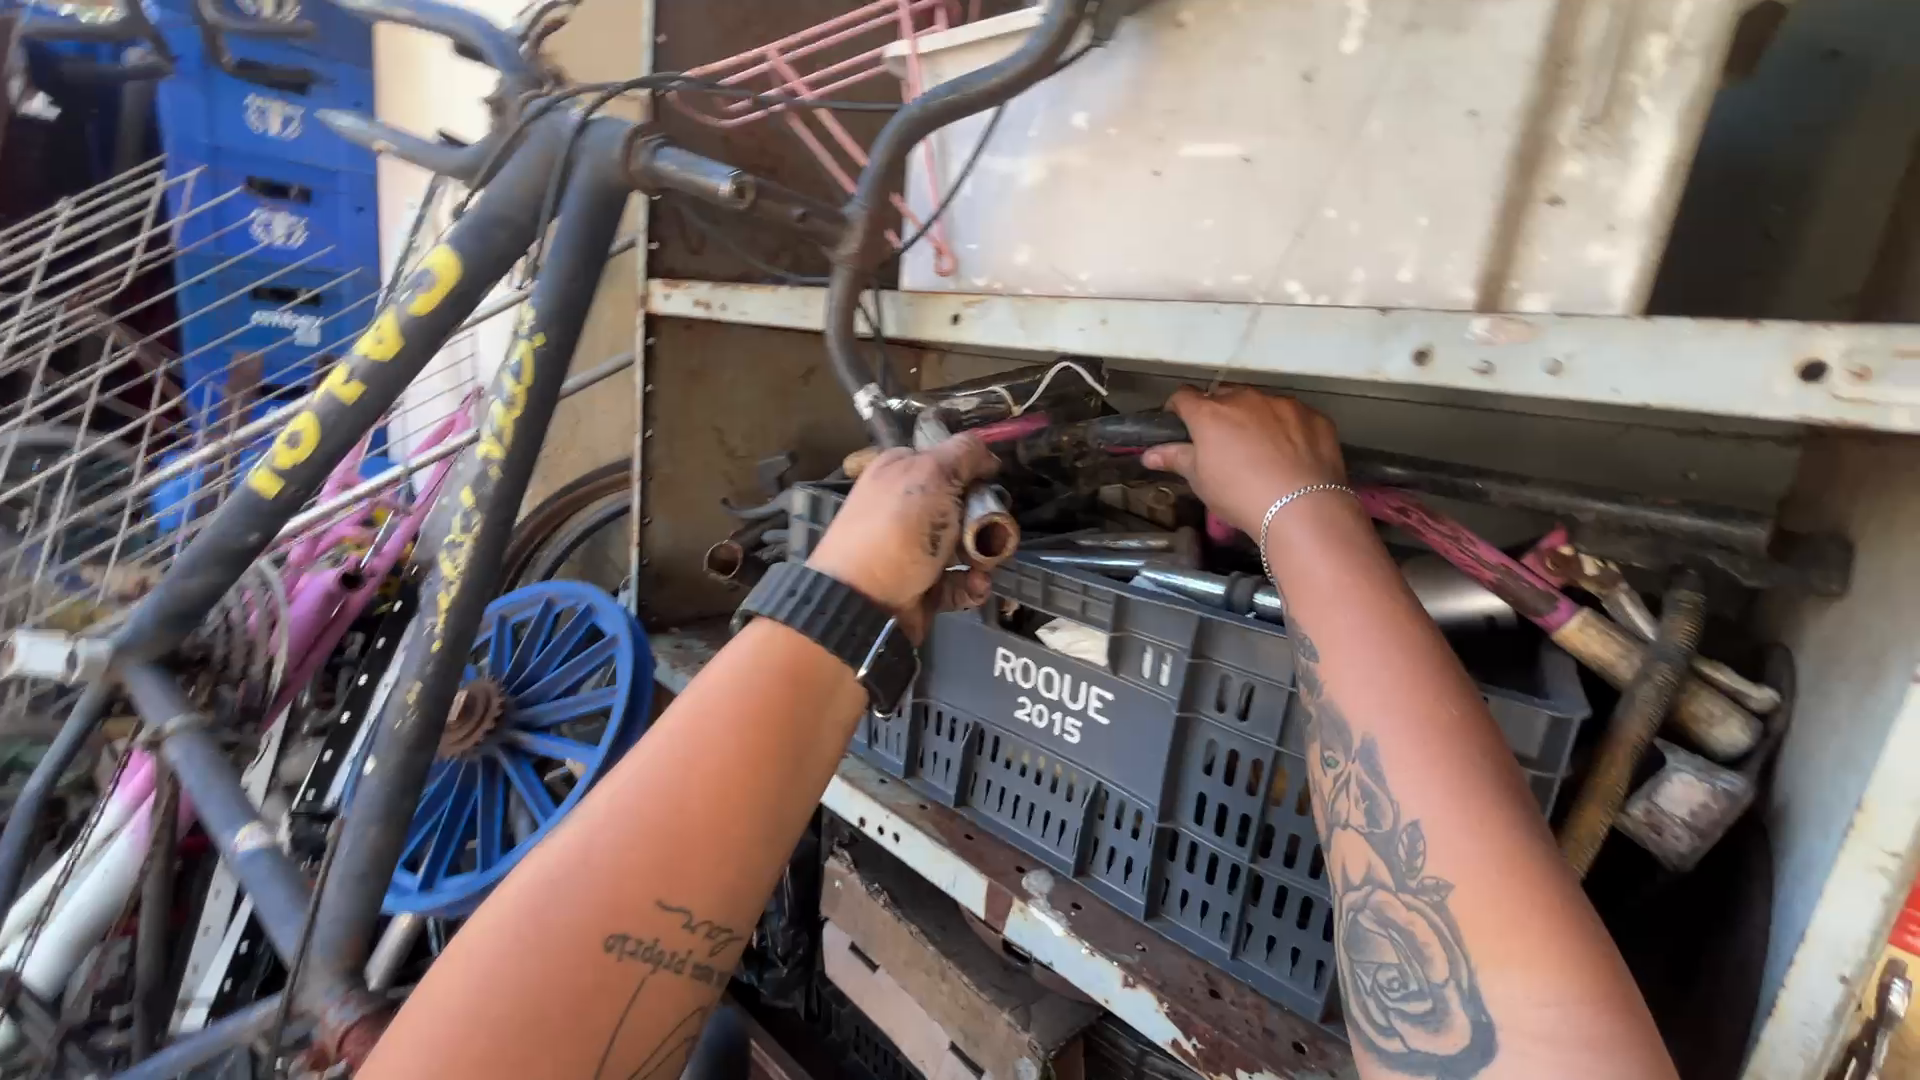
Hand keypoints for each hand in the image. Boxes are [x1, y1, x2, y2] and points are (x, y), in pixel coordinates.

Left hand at [807, 434, 1000, 641]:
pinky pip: (960, 581)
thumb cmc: (898, 529)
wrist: (863, 602)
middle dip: (986, 521)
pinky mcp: (924, 585)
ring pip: (968, 546)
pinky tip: (974, 584)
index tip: (991, 485)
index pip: (948, 461)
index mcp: (901, 471)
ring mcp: (915, 549)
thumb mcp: (932, 474)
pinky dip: (971, 584)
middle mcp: (907, 508)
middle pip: (964, 507)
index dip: (973, 472)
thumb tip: (988, 456)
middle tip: (990, 531)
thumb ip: (964, 454)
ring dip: (984, 557)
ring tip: (982, 566)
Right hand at [1143, 386, 1346, 534]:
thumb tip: (1148, 454)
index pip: (1184, 396)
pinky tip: (1291, 456)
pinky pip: (1294, 416)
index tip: (1181, 425)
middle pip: (1224, 396)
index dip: (1179, 408)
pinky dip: (1288, 428)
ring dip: (1255, 418)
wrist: (1301, 508)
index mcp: (1210, 414)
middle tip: (1222, 443)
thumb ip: (1175, 459)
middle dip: (1219, 413)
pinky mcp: (1314, 416)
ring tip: (1261, 450)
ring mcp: (1284, 404)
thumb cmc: (1239, 495)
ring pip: (1261, 403)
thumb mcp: (1200, 481)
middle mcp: (1245, 399)